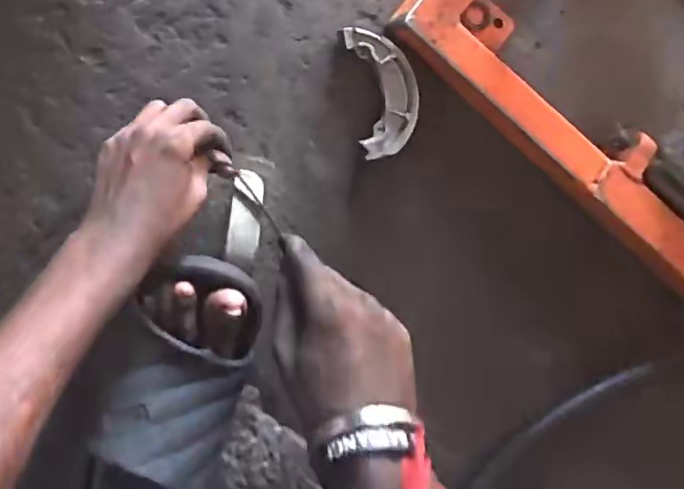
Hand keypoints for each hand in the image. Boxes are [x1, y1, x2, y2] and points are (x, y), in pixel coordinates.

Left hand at [80, 99, 227, 272]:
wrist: (115, 236)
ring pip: (157, 108)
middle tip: (203, 139)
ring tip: (177, 137)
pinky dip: (149, 130)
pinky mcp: (112, 142)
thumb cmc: (161, 221)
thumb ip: (205, 165)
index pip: (206, 127)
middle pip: (183, 107)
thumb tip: (214, 155)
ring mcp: (128, 132)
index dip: (220, 139)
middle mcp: (152, 128)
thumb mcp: (195, 194)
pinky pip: (135, 125)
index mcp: (176, 140)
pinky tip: (152, 150)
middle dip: (199, 120)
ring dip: (172, 118)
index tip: (223, 152)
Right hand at [277, 235, 418, 433]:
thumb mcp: (285, 354)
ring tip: (330, 326)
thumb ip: (285, 306)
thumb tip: (286, 275)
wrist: (370, 441)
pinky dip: (359, 316)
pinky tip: (353, 341)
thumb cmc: (318, 398)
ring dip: (338, 298)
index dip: (292, 247)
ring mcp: (383, 312)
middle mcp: (358, 297)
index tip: (284, 242)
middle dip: (314, 279)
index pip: (306, 256)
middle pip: (329, 273)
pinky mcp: (400, 329)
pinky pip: (371, 310)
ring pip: (351, 290)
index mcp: (327, 301)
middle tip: (303, 297)